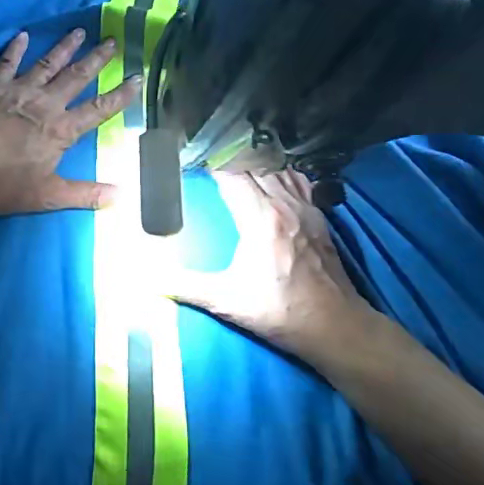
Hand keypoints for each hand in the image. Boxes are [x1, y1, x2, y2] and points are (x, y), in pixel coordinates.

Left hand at [0, 28, 138, 215]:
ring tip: (78, 31)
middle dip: (96, 60)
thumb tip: (119, 195)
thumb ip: (84, 194)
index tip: (137, 78)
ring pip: (46, 64)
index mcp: (60, 131)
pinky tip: (21, 35)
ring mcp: (16, 93)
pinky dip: (13, 49)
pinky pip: (5, 64)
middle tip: (112, 41)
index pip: (98, 110)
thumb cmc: (1, 187)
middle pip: (75, 78)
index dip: (120, 95)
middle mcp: (43, 104)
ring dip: (64, 47)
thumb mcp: (47, 196)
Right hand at [167, 170, 378, 359]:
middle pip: (256, 166)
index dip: (212, 165)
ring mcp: (307, 209)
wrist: (333, 325)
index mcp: (261, 219)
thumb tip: (150, 282)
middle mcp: (285, 206)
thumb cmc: (278, 311)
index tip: (194, 163)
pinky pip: (299, 181)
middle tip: (210, 162)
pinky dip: (282, 173)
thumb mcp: (225, 301)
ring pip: (280, 170)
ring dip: (257, 164)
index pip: (233, 175)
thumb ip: (185, 287)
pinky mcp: (320, 218)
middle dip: (231, 160)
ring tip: (237, 164)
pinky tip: (273, 178)